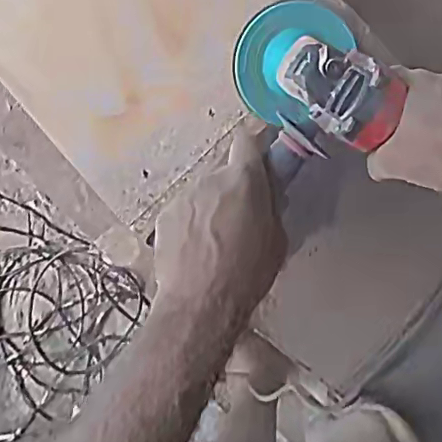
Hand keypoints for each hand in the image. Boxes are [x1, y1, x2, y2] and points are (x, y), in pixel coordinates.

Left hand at [153, 128, 285, 314]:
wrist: (198, 303)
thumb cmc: (246, 273)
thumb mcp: (277, 239)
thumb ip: (272, 206)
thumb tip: (268, 194)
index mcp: (243, 179)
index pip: (248, 139)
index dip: (256, 145)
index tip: (262, 157)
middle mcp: (210, 178)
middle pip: (225, 169)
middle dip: (234, 185)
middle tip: (242, 213)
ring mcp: (184, 195)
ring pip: (203, 190)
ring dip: (211, 205)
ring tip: (216, 239)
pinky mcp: (165, 214)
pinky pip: (185, 209)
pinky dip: (191, 222)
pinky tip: (196, 249)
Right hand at [367, 68, 441, 194]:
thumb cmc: (432, 157)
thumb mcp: (389, 163)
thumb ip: (374, 159)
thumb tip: (373, 160)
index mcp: (419, 82)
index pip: (393, 75)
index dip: (382, 90)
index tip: (378, 104)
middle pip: (416, 85)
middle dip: (406, 101)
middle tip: (397, 122)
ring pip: (437, 96)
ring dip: (429, 109)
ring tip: (421, 132)